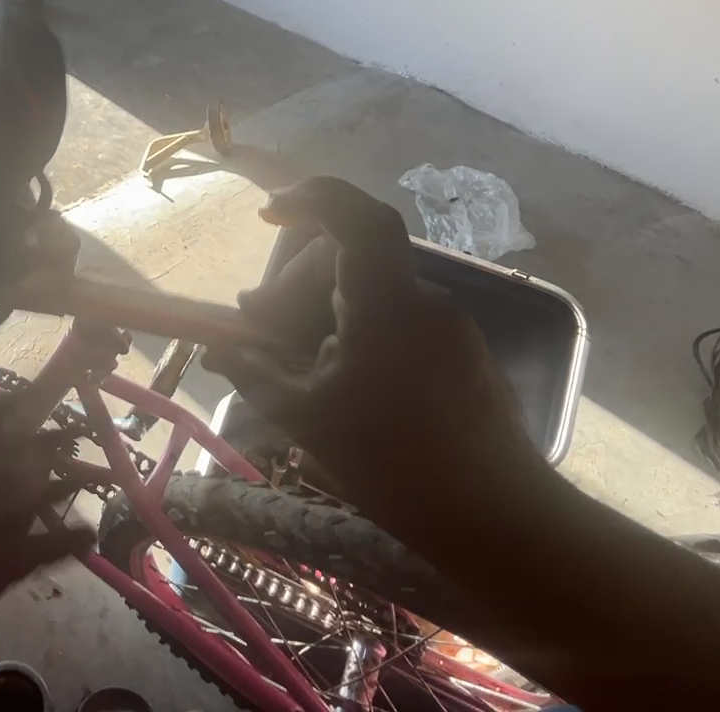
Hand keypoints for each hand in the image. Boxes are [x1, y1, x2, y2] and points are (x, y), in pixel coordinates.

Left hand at [0, 392, 90, 711]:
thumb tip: (39, 451)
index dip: (14, 405)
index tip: (55, 392)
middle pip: (5, 460)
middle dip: (46, 448)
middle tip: (89, 436)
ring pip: (22, 503)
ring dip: (58, 492)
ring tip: (104, 478)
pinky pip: (28, 550)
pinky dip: (57, 542)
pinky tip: (87, 535)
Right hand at [205, 177, 545, 536]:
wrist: (502, 522)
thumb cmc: (396, 465)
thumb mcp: (307, 417)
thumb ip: (255, 372)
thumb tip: (218, 347)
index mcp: (386, 304)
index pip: (354, 216)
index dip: (308, 198)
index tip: (266, 214)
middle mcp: (421, 299)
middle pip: (345, 260)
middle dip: (292, 287)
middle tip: (257, 332)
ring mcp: (446, 324)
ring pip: (366, 291)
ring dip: (319, 313)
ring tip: (292, 365)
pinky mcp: (457, 350)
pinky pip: (392, 318)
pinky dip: (352, 332)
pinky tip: (335, 379)